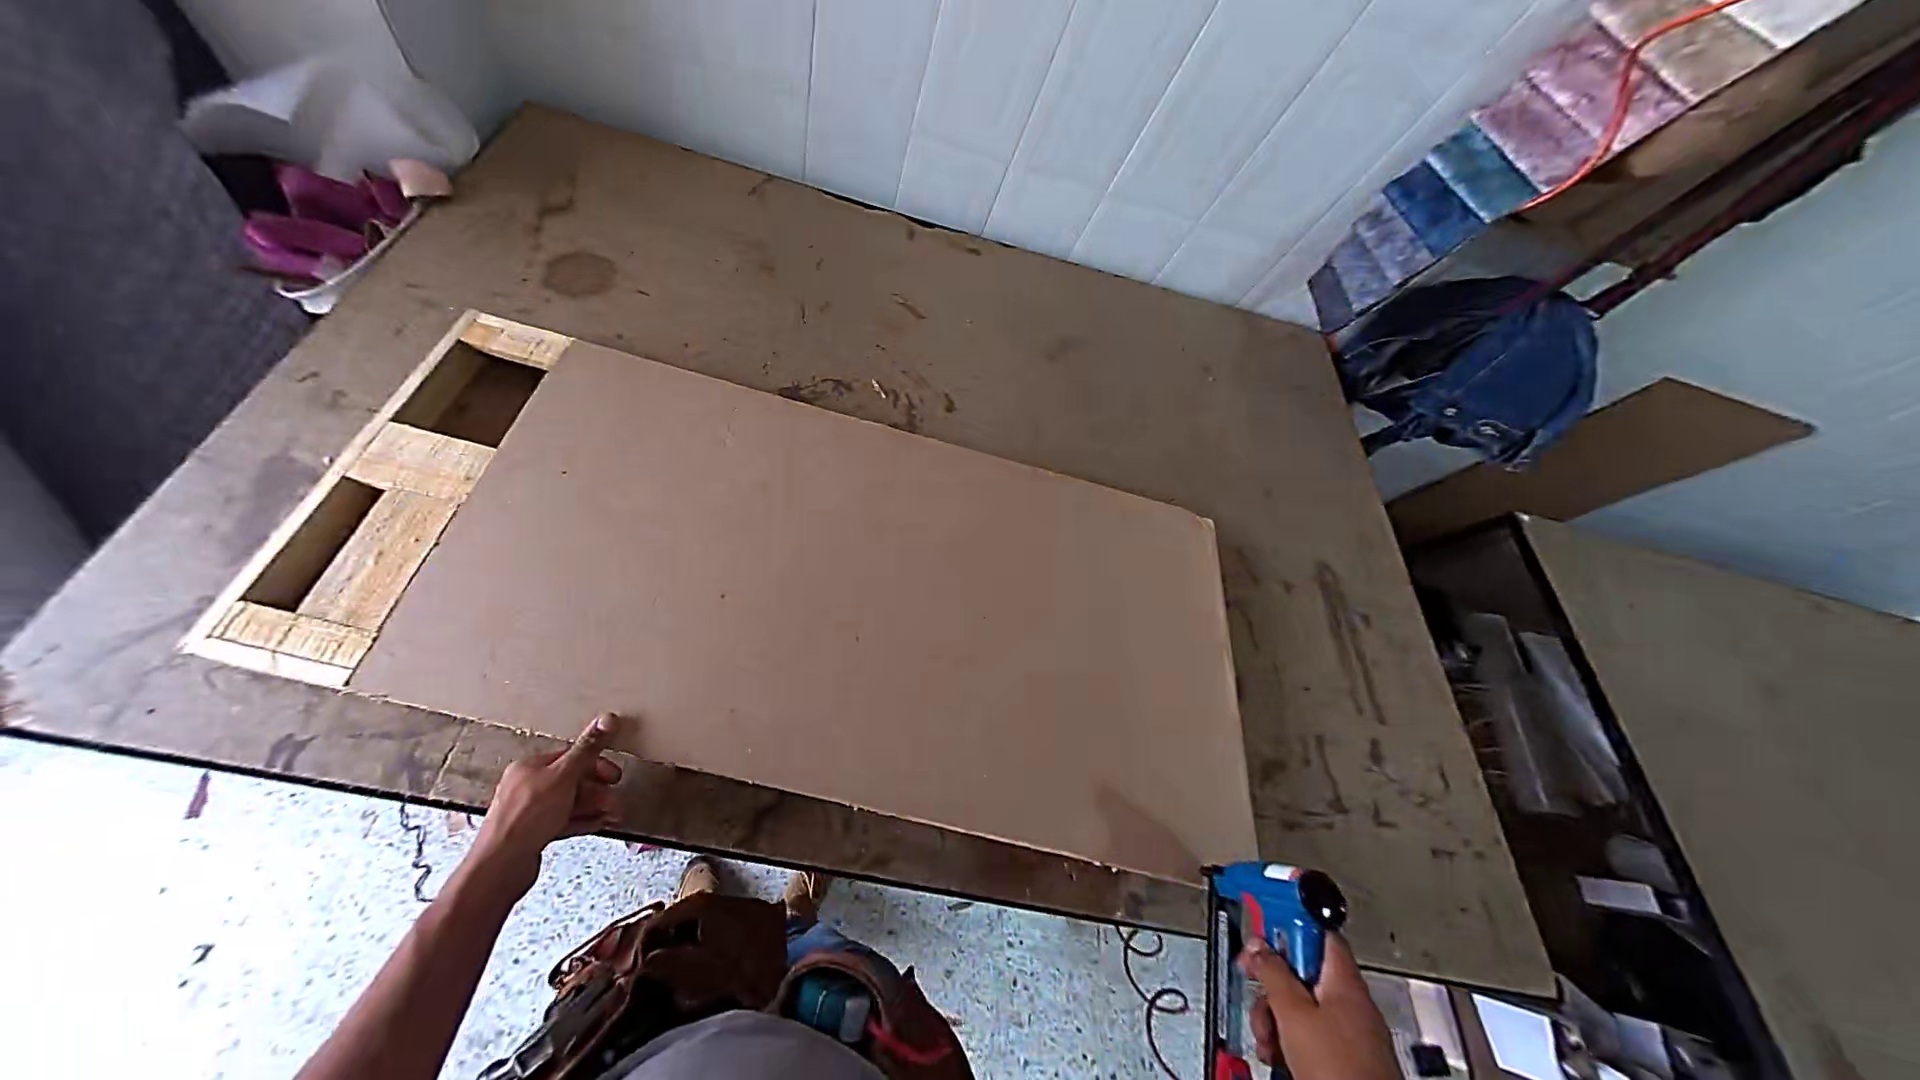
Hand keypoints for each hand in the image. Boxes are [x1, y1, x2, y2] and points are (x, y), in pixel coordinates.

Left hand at [468, 712, 627, 895]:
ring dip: (596, 806)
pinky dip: (584, 821)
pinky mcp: (534, 833)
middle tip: (615, 798)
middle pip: (574, 781)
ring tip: (614, 814)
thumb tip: (606, 719)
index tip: (613, 774)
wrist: (500, 867)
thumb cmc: (524, 819)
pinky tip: (599, 823)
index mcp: (530, 767)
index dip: (596, 763)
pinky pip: (565, 821)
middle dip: (600, 790)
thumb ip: (588, 748)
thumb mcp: (564, 776)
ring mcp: (531, 811)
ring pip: (571, 802)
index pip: (570, 756)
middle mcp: (528, 786)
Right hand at [1239, 932, 1398, 1079]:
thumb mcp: (1293, 1012)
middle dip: (1273, 982)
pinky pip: (1307, 1030)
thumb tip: (1259, 944)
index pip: (1317, 929)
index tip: (1264, 920)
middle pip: (1301, 970)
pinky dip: (1288, 1037)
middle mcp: (1348, 999)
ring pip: (1299, 1003)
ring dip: (1275, 1015)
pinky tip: (1279, 1054)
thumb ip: (1273, 972)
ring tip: (1270, 1038)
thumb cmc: (1340, 1070)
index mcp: (1343, 979)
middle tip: (1258, 990)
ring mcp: (1347, 1029)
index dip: (1289, 921)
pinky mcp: (1342, 1054)